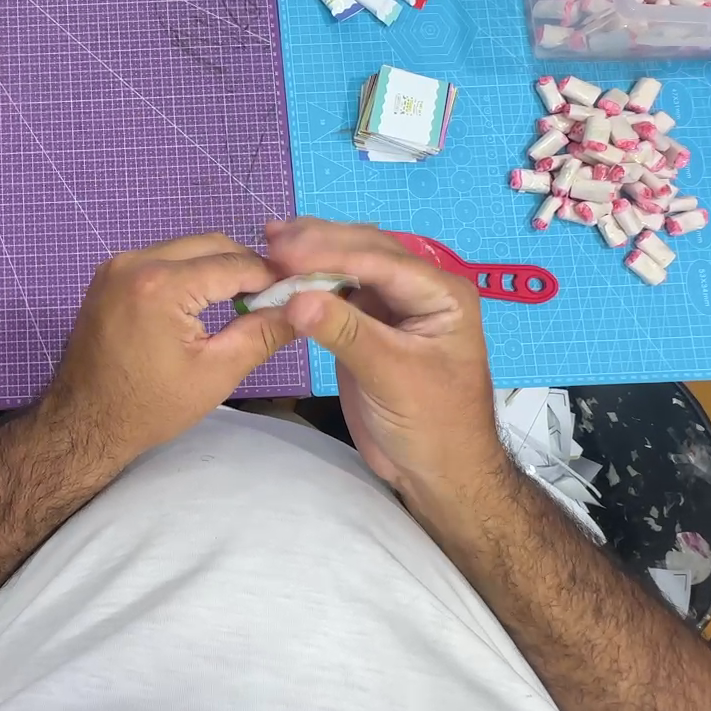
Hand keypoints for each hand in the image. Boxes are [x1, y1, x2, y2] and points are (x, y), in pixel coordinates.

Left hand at [41, 233, 295, 463]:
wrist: (82, 422)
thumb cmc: (149, 406)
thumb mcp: (216, 374)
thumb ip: (261, 334)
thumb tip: (301, 309)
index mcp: (161, 284)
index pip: (234, 263)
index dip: (271, 276)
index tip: (298, 291)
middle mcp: (136, 261)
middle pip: (209, 244)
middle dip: (245, 266)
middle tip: (273, 296)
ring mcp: (117, 264)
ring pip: (185, 248)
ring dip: (216, 266)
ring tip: (243, 300)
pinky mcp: (109, 274)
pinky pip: (161, 258)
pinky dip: (188, 271)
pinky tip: (205, 299)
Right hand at [264, 218, 508, 503]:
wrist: (436, 472)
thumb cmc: (431, 425)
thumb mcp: (391, 377)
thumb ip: (346, 333)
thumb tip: (295, 298)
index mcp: (440, 293)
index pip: (380, 260)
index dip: (331, 251)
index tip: (284, 250)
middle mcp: (416, 288)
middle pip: (364, 250)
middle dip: (318, 242)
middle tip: (271, 239)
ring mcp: (390, 303)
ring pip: (347, 262)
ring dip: (310, 252)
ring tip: (270, 239)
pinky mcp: (366, 320)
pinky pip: (335, 288)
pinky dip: (308, 278)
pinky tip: (282, 268)